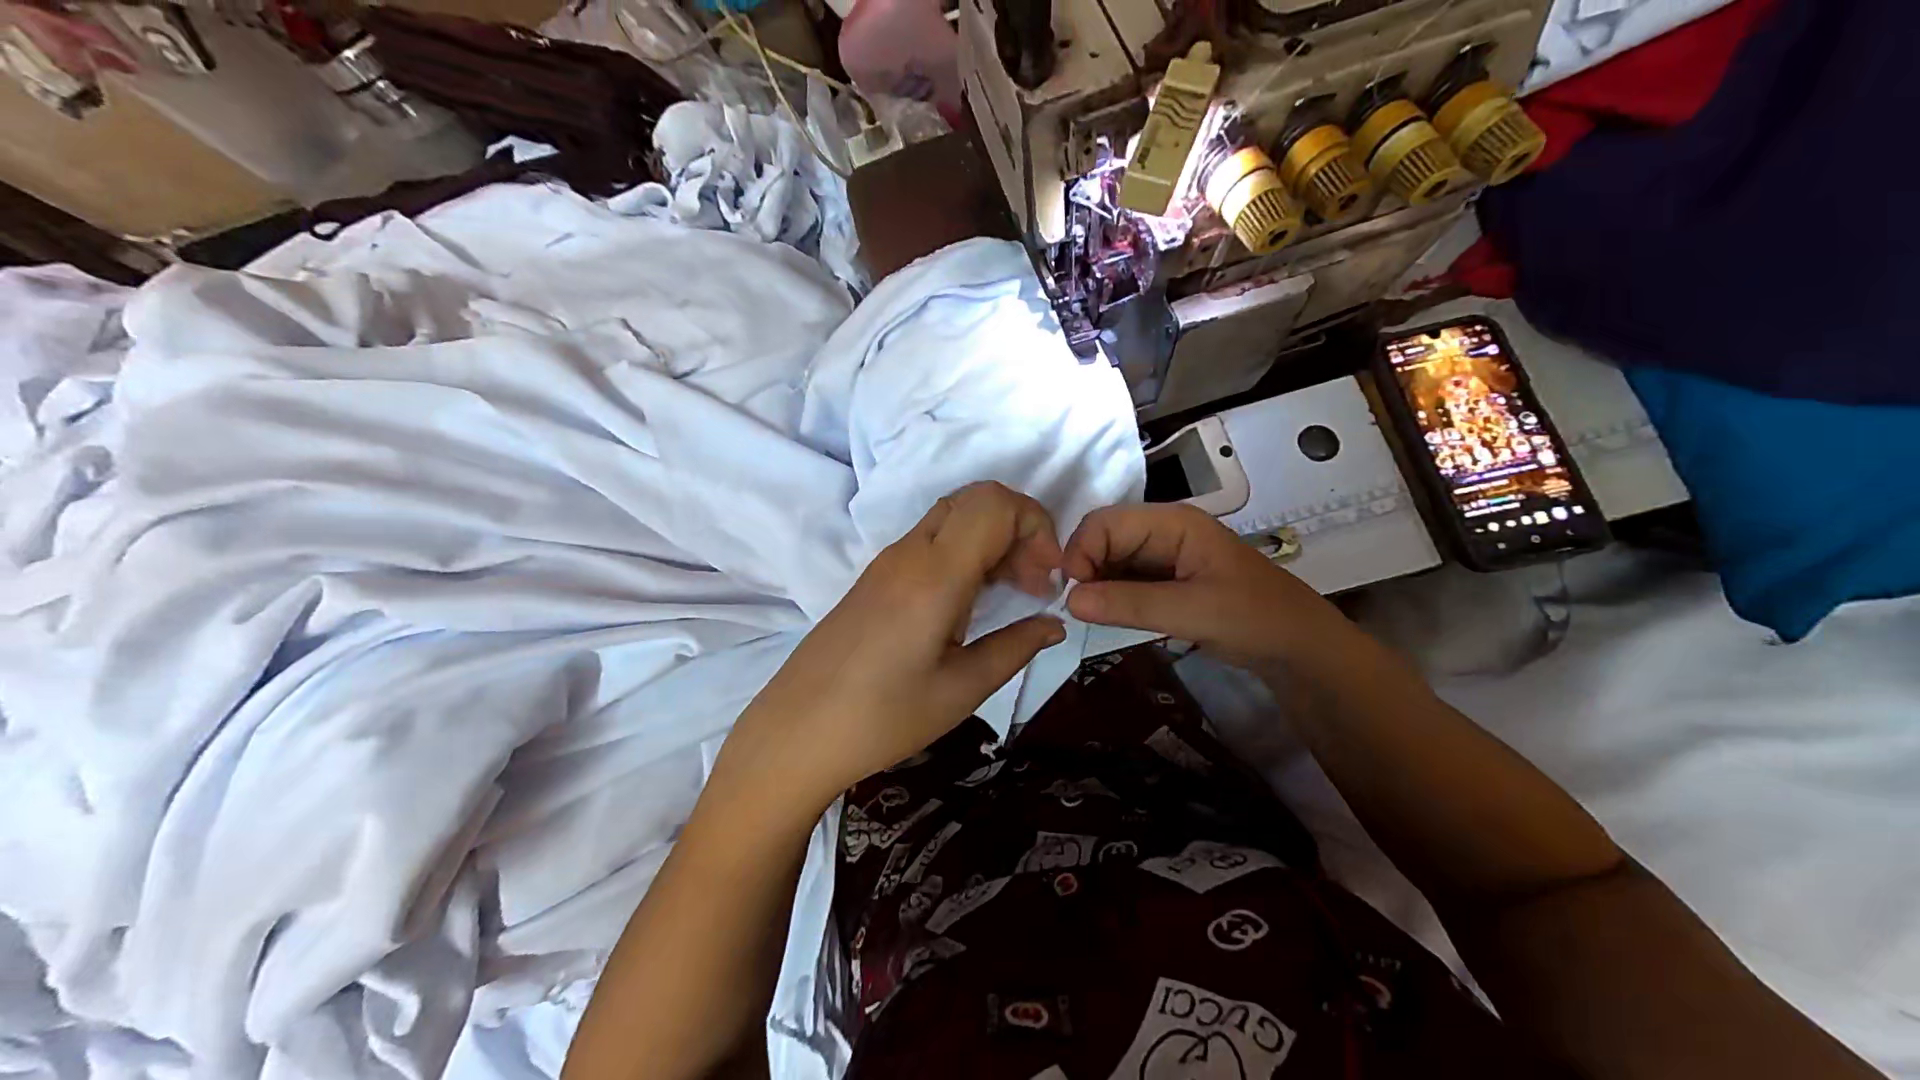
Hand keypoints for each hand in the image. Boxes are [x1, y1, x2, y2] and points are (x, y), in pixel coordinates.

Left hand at [725, 482, 1068, 808]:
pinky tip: (972, 601)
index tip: (1047, 578)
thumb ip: (1015, 647)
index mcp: (935, 575)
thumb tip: (1054, 623)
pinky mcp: (875, 576)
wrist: (796, 732)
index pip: (995, 504)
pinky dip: (965, 551)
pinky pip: (931, 539)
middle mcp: (910, 553)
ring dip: (992, 539)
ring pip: (953, 515)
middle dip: (1019, 527)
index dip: (1036, 526)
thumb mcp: (960, 690)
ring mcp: (887, 561)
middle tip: (1034, 584)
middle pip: (976, 498)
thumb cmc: (882, 719)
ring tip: (1010, 594)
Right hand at [1063, 503, 1350, 664]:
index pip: (1105, 523)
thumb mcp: (1193, 611)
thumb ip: (1130, 603)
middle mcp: (1162, 533)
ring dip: (1094, 586)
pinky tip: (1106, 619)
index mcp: (1173, 523)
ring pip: (1109, 562)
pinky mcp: (1163, 582)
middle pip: (1102, 539)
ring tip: (1088, 618)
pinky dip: (1109, 598)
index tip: (1070, 595)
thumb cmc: (1256, 619)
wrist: (1300, 649)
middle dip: (1083, 570)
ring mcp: (1163, 557)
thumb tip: (1068, 600)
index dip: (1080, 553)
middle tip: (1074, 611)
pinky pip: (1123, 582)